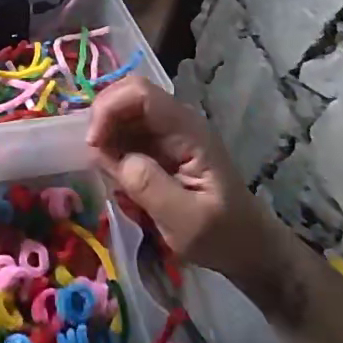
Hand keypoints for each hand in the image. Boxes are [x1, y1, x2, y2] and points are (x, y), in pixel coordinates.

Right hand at [86, 77, 288, 294]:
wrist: (250, 249)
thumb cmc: (223, 235)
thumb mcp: (188, 222)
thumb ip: (152, 188)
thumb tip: (119, 159)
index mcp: (188, 130)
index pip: (141, 93)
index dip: (110, 108)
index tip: (93, 144)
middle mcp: (176, 122)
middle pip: (127, 95)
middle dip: (102, 119)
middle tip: (93, 156)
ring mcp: (167, 133)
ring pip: (123, 112)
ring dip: (105, 135)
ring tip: (105, 170)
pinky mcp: (159, 147)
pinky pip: (126, 132)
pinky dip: (111, 147)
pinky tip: (114, 173)